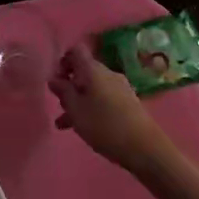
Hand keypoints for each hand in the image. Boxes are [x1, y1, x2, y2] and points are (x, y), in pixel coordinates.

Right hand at [49, 45, 174, 174]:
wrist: (144, 147)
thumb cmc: (104, 125)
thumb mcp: (76, 110)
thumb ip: (63, 91)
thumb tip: (54, 78)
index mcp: (93, 69)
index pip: (76, 51)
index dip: (63, 60)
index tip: (56, 80)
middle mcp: (108, 73)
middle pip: (84, 71)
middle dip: (69, 86)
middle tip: (59, 105)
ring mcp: (120, 88)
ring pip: (92, 88)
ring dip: (78, 101)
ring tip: (65, 124)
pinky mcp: (128, 103)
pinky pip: (103, 99)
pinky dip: (91, 108)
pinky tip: (85, 128)